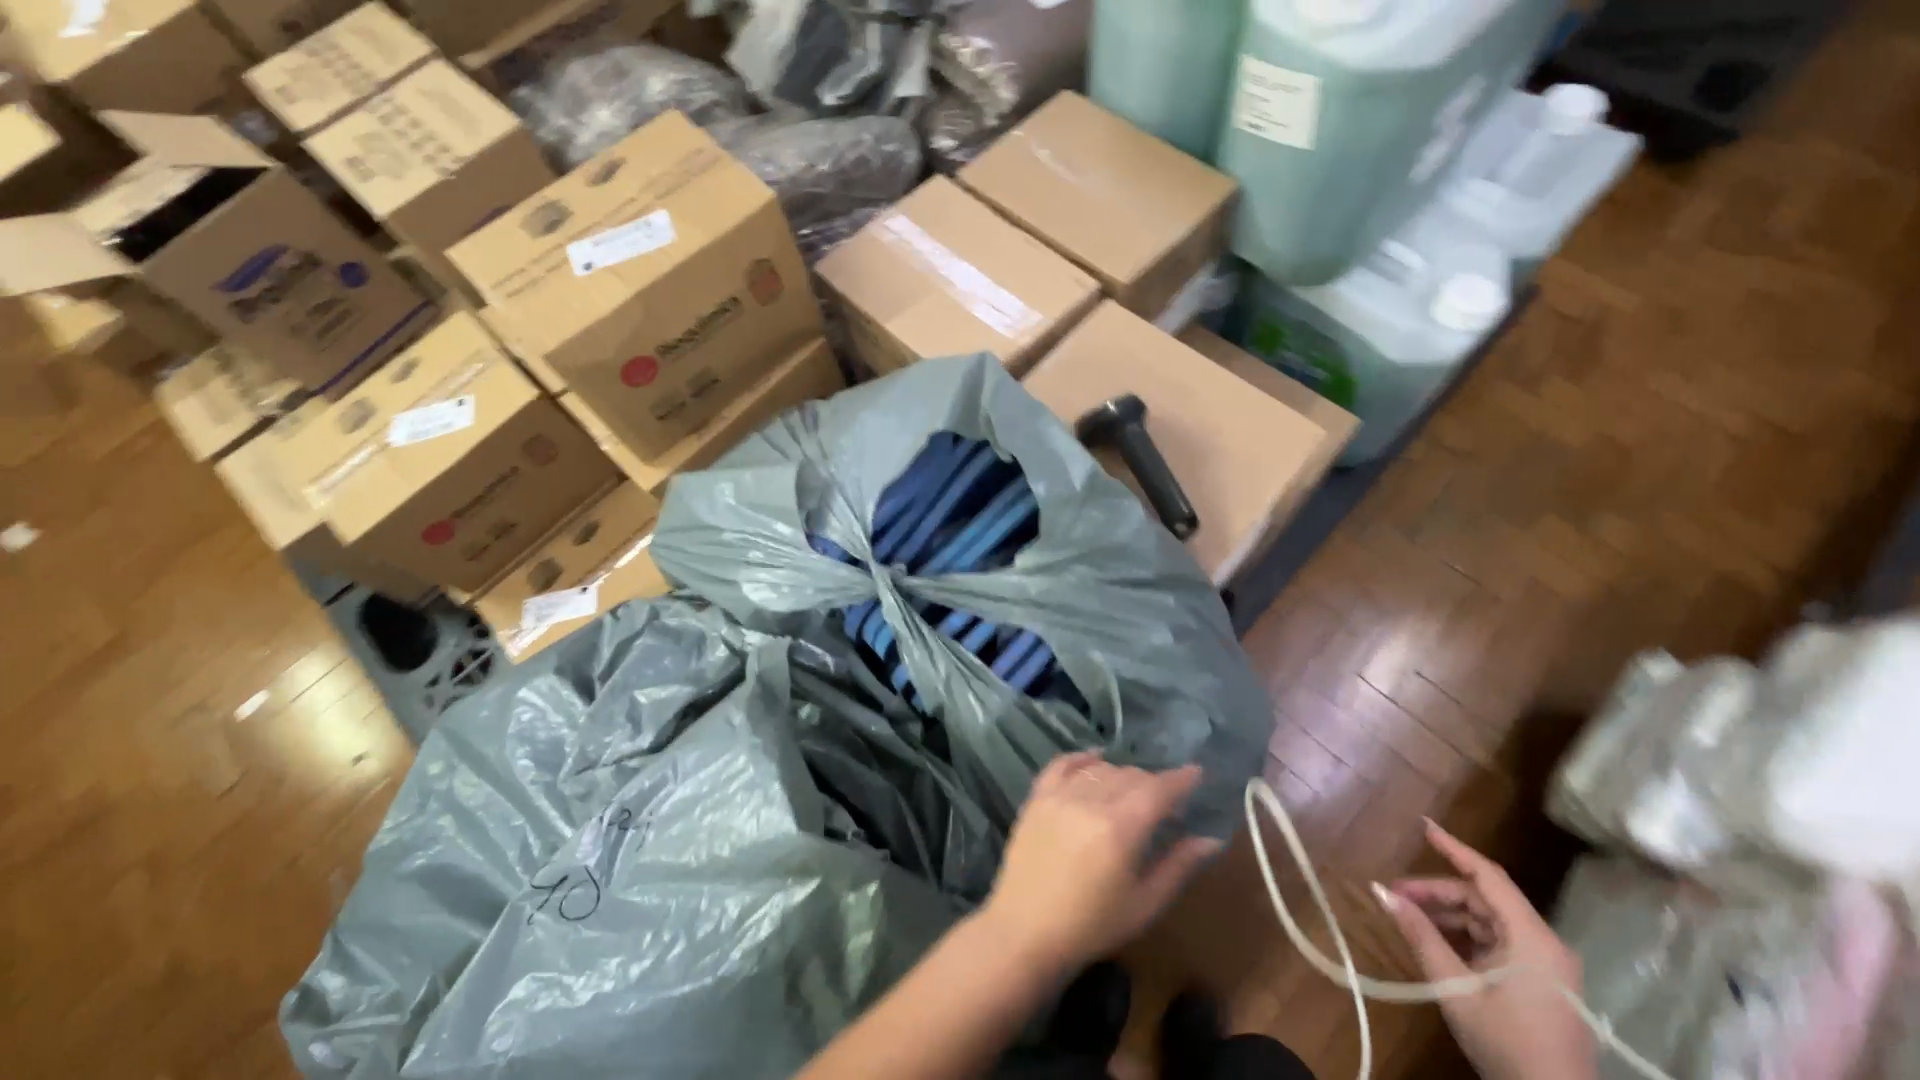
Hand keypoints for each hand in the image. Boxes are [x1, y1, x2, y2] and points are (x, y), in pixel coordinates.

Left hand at [981, 752, 1222, 975]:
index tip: (1197, 773)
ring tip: (1132, 793)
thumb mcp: (1144, 904)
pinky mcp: (1036, 800)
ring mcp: (1058, 797)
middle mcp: (1089, 802)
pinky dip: (1082, 759)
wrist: (1025, 932)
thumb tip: (1210, 839)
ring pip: (1101, 769)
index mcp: (1120, 828)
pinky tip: (1096, 760)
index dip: (1181, 779)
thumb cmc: (1092, 927)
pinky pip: (1061, 765)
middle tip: (1166, 803)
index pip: (1158, 789)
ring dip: (1123, 775)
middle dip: (1154, 783)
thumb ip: (1178, 866)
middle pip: (1131, 775)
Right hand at [1377, 821, 1597, 1079]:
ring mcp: (1546, 963)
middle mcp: (1544, 941)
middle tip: (1394, 895)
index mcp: (1531, 936)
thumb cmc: (1505, 1040)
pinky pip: (1502, 943)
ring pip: (1492, 922)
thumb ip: (1421, 937)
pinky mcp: (1543, 982)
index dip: (1454, 849)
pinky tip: (1439, 944)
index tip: (1423, 827)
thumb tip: (1383, 894)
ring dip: (1451, 915)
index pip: (1488, 877)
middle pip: (1486, 900)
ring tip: (1410, 918)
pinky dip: (1468, 937)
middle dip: (1439, 892)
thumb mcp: (1455, 988)